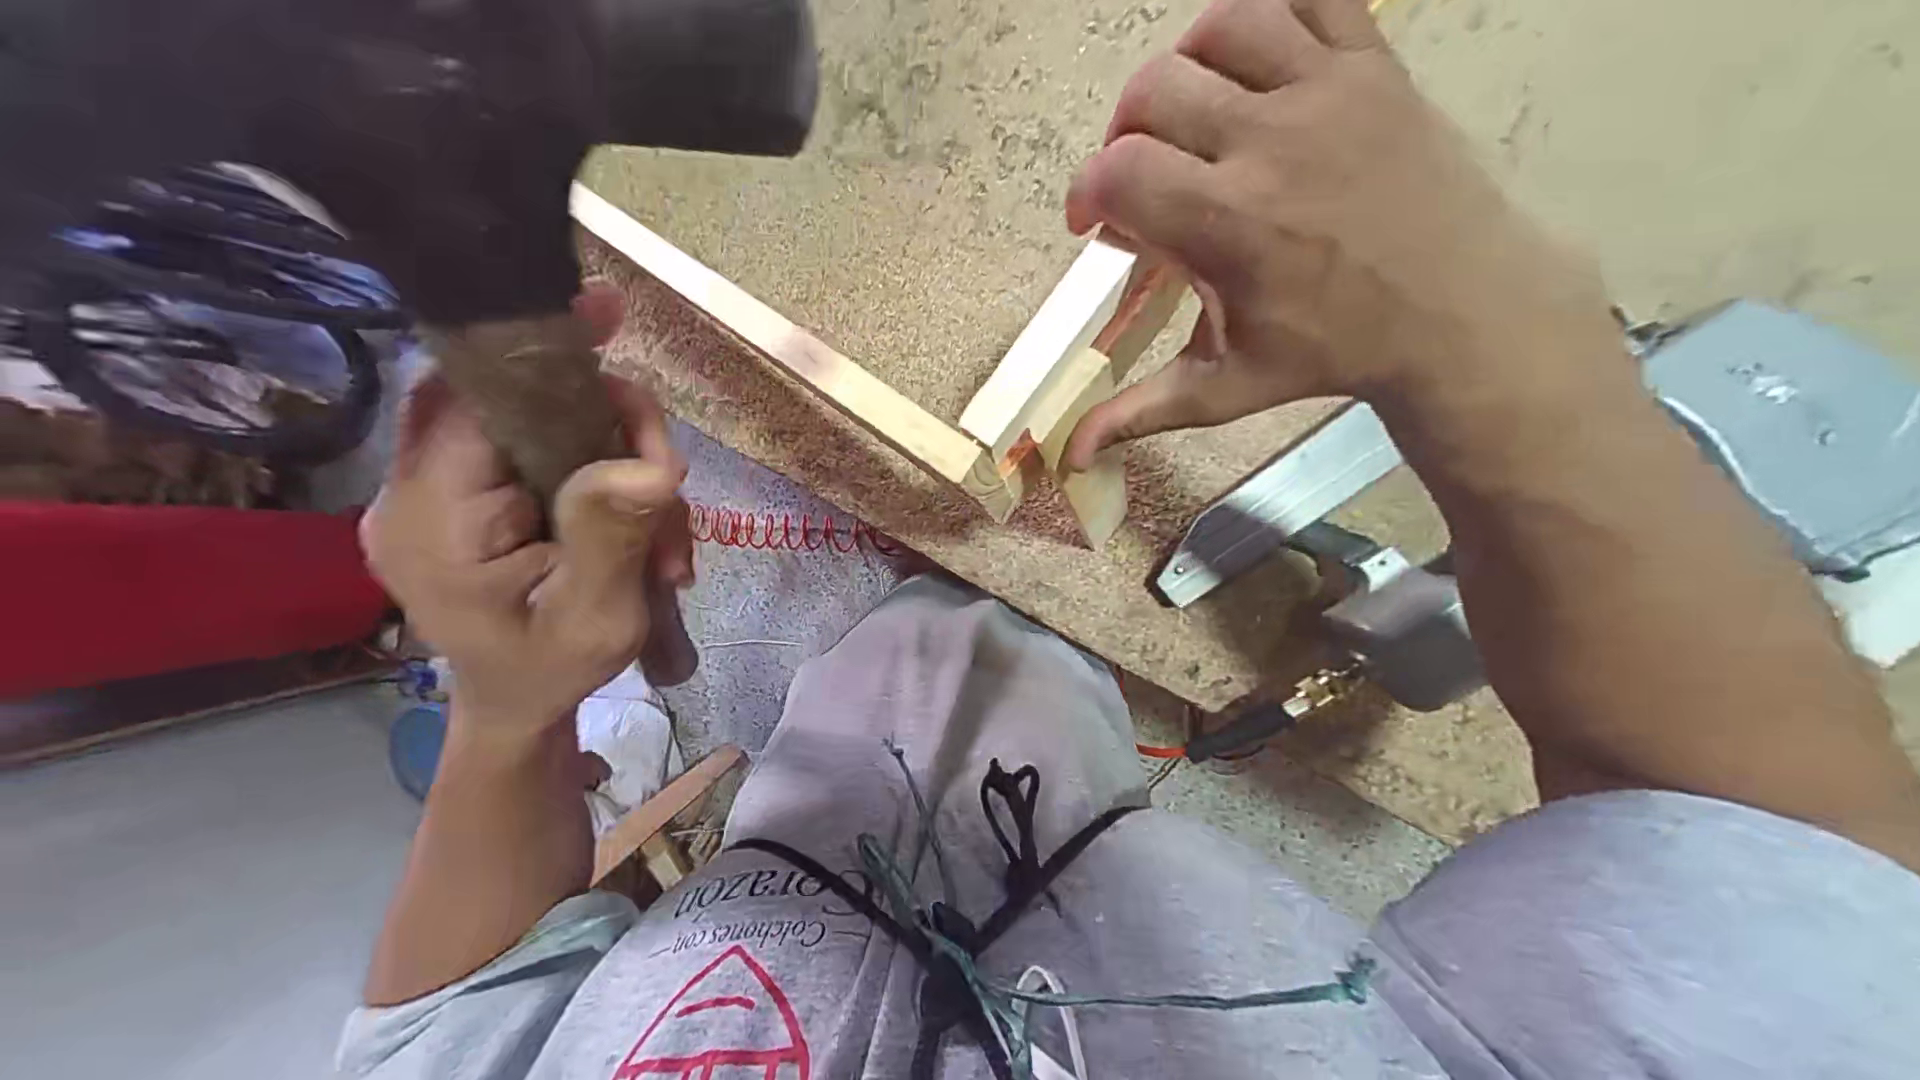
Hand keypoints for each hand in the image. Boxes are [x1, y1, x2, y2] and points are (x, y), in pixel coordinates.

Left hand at [360, 286, 693, 741]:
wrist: (520, 708)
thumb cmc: (554, 674)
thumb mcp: (599, 619)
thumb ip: (614, 537)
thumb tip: (647, 463)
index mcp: (432, 524)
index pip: (474, 401)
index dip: (542, 355)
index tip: (606, 313)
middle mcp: (416, 495)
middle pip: (515, 405)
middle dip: (611, 429)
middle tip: (669, 480)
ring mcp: (441, 495)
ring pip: (542, 429)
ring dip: (621, 467)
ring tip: (666, 544)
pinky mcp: (470, 499)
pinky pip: (543, 455)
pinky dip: (604, 479)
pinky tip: (642, 535)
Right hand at [1063, 0, 1620, 467]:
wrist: (1459, 310)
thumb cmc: (1329, 354)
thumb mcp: (1223, 390)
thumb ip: (1139, 411)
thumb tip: (1073, 455)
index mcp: (1228, 224)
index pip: (1118, 172)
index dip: (1085, 194)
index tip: (1093, 224)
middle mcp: (1268, 142)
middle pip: (1151, 92)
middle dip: (1121, 138)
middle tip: (1137, 182)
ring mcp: (1327, 90)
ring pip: (1220, 28)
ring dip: (1180, 71)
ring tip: (1186, 120)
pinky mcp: (1374, 62)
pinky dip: (1262, 17)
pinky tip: (1248, 67)